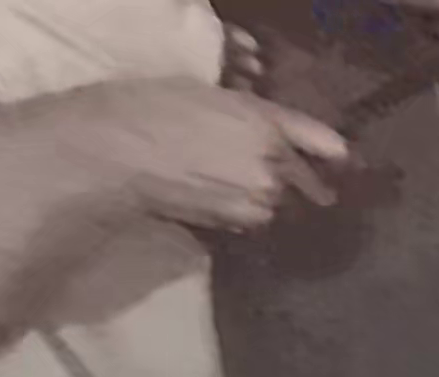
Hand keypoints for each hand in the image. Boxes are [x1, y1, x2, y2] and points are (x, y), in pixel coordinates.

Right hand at [23, 77, 347, 231]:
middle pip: (316, 184)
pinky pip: (268, 218)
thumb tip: (301, 140)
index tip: (336, 164)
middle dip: (304, 184)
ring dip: (276, 200)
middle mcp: (277, 162)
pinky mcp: (255, 220)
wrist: (102, 155)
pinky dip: (255, 212)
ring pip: (291, 203)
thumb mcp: (203, 94)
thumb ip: (260, 117)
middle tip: (268, 178)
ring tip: (232, 187)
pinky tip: (222, 200)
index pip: (331, 145)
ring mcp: (269, 196)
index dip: (336, 156)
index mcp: (264, 123)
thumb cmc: (140, 111)